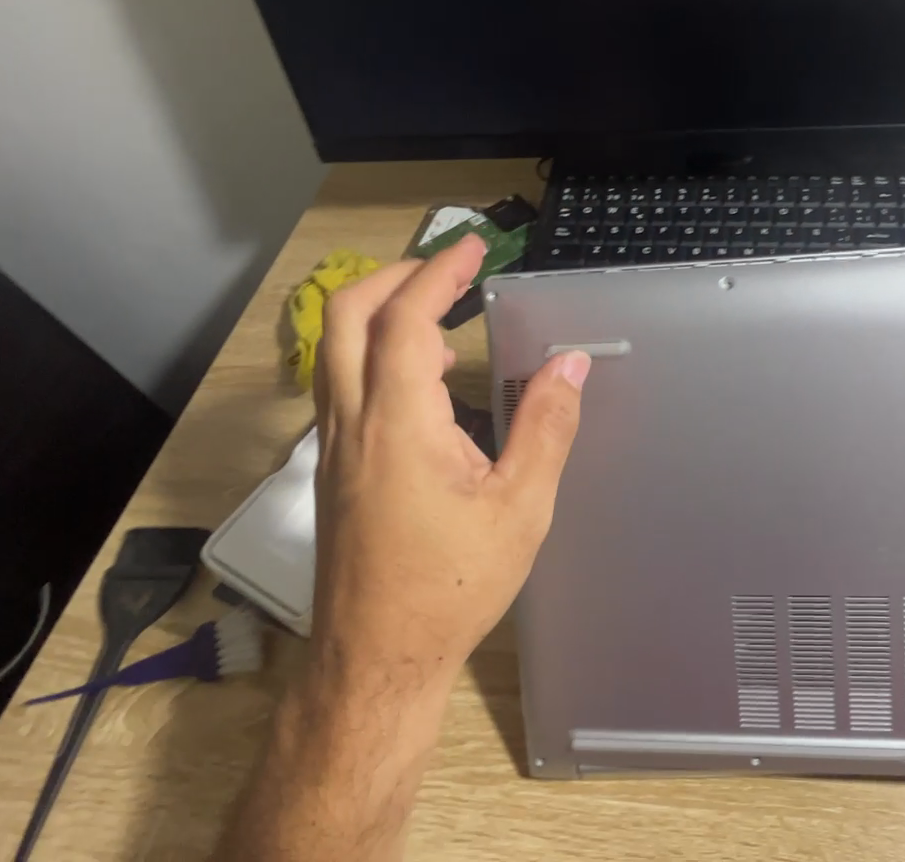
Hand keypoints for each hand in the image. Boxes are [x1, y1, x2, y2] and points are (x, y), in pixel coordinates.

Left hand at [216, 236, 587, 861]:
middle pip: (348, 317)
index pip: (407, 318)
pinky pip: (345, 386)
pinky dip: (378, 356)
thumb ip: (546, 427)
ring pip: (338, 351)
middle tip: (448, 269)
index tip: (472, 245)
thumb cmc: (450, 587)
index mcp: (398, 423)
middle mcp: (351, 422)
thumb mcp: (520, 507)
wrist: (375, 659)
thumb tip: (571, 366)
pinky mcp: (333, 469)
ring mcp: (333, 446)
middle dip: (396, 276)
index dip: (439, 272)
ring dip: (383, 316)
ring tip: (445, 322)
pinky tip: (428, 386)